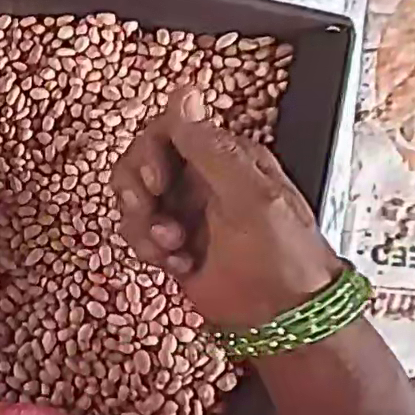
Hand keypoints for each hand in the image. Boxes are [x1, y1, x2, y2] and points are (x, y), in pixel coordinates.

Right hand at [110, 87, 344, 331]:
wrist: (281, 321)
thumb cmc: (278, 255)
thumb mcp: (250, 197)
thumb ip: (211, 147)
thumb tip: (183, 93)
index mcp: (224, 156)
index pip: (168, 130)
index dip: (150, 151)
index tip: (155, 183)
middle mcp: (198, 178)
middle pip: (140, 162)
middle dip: (138, 192)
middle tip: (157, 222)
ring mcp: (182, 211)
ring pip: (133, 198)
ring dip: (144, 226)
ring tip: (173, 251)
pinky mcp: (170, 242)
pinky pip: (137, 231)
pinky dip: (149, 249)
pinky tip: (177, 265)